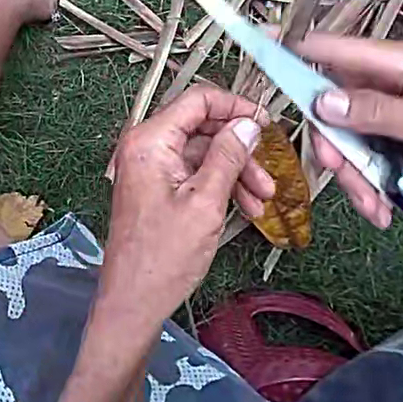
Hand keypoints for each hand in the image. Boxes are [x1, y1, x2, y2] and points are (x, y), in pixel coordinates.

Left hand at [101, 85, 271, 330]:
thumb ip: (228, 156)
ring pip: (202, 152)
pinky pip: (193, 173)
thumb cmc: (163, 256)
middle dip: (240, 149)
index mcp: (149, 140)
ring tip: (262, 200)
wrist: (134, 301)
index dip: (235, 107)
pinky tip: (244, 207)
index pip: (197, 100)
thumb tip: (248, 124)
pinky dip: (219, 185)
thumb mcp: (205, 201)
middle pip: (202, 128)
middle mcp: (145, 146)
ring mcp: (149, 167)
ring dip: (235, 171)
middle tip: (268, 175)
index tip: (266, 123)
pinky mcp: (156, 187)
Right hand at [293, 33, 402, 227]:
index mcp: (400, 65)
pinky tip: (381, 208)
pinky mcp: (392, 141)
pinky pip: (362, 159)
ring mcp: (388, 114)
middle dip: (333, 144)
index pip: (334, 49)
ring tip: (373, 205)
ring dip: (352, 174)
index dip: (295, 52)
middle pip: (330, 105)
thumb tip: (322, 101)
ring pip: (343, 139)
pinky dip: (366, 186)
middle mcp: (387, 84)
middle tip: (340, 173)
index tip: (260, 56)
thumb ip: (380, 113)